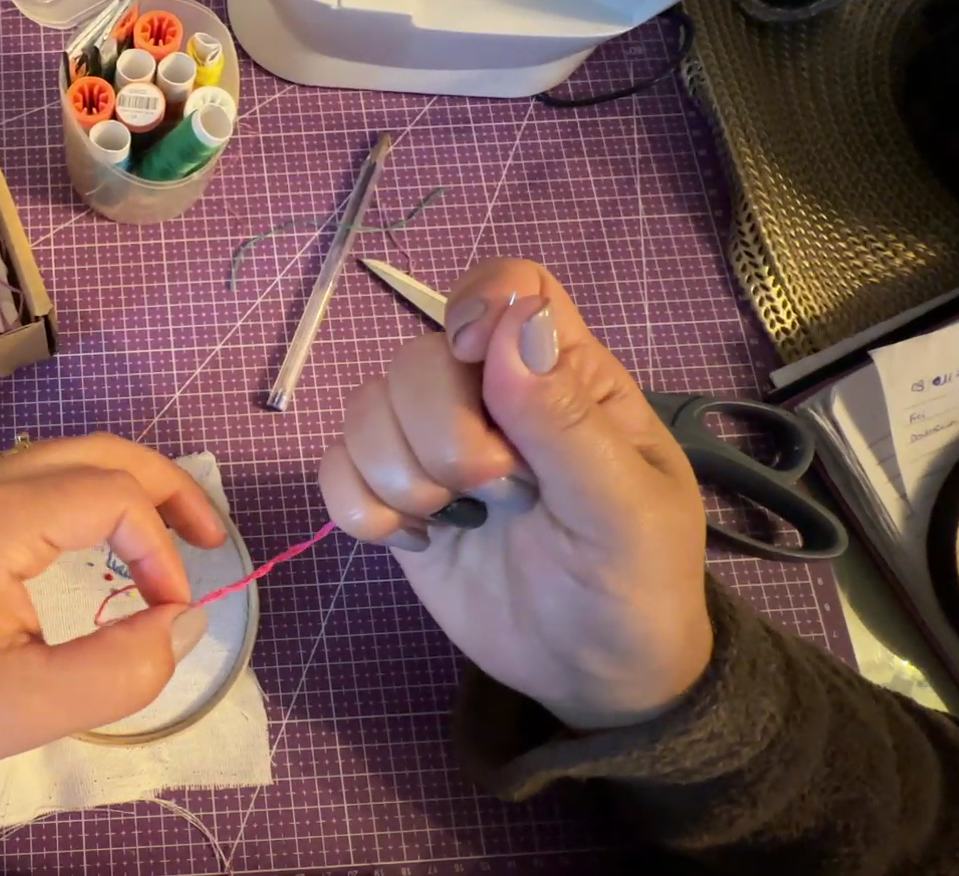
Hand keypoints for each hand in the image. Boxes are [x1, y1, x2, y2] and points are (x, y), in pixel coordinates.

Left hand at [0, 434, 225, 784]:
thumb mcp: (25, 709)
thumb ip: (119, 669)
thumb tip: (184, 620)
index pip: (113, 495)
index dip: (161, 548)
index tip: (171, 613)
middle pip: (100, 451)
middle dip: (166, 486)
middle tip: (213, 536)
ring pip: (72, 455)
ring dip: (131, 485)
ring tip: (175, 533)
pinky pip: (44, 476)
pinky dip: (93, 494)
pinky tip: (108, 534)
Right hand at [318, 259, 711, 729]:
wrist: (582, 672)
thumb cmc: (627, 586)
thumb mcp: (624, 513)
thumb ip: (565, 421)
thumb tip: (509, 324)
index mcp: (560, 377)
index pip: (511, 287)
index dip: (479, 307)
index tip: (474, 364)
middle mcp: (482, 393)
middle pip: (414, 358)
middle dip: (439, 438)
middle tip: (495, 494)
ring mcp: (423, 440)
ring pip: (361, 410)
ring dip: (399, 480)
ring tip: (453, 522)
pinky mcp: (382, 487)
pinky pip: (331, 467)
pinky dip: (362, 511)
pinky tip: (414, 539)